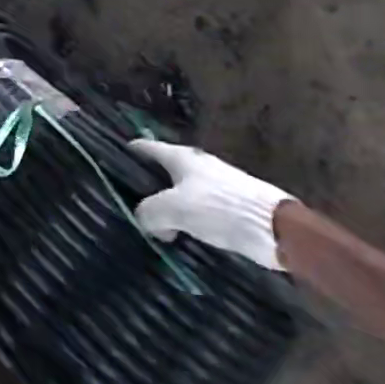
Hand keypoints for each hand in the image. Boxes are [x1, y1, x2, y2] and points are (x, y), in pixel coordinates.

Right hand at [128, 139, 296, 270]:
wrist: (279, 231)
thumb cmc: (220, 209)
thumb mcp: (171, 209)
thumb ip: (147, 213)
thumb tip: (150, 224)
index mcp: (180, 157)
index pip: (142, 148)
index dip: (122, 156)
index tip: (105, 171)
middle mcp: (196, 165)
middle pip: (159, 172)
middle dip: (142, 187)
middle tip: (123, 204)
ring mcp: (214, 186)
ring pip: (177, 193)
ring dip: (165, 208)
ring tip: (149, 225)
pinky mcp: (229, 206)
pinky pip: (195, 210)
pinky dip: (184, 220)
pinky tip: (177, 235)